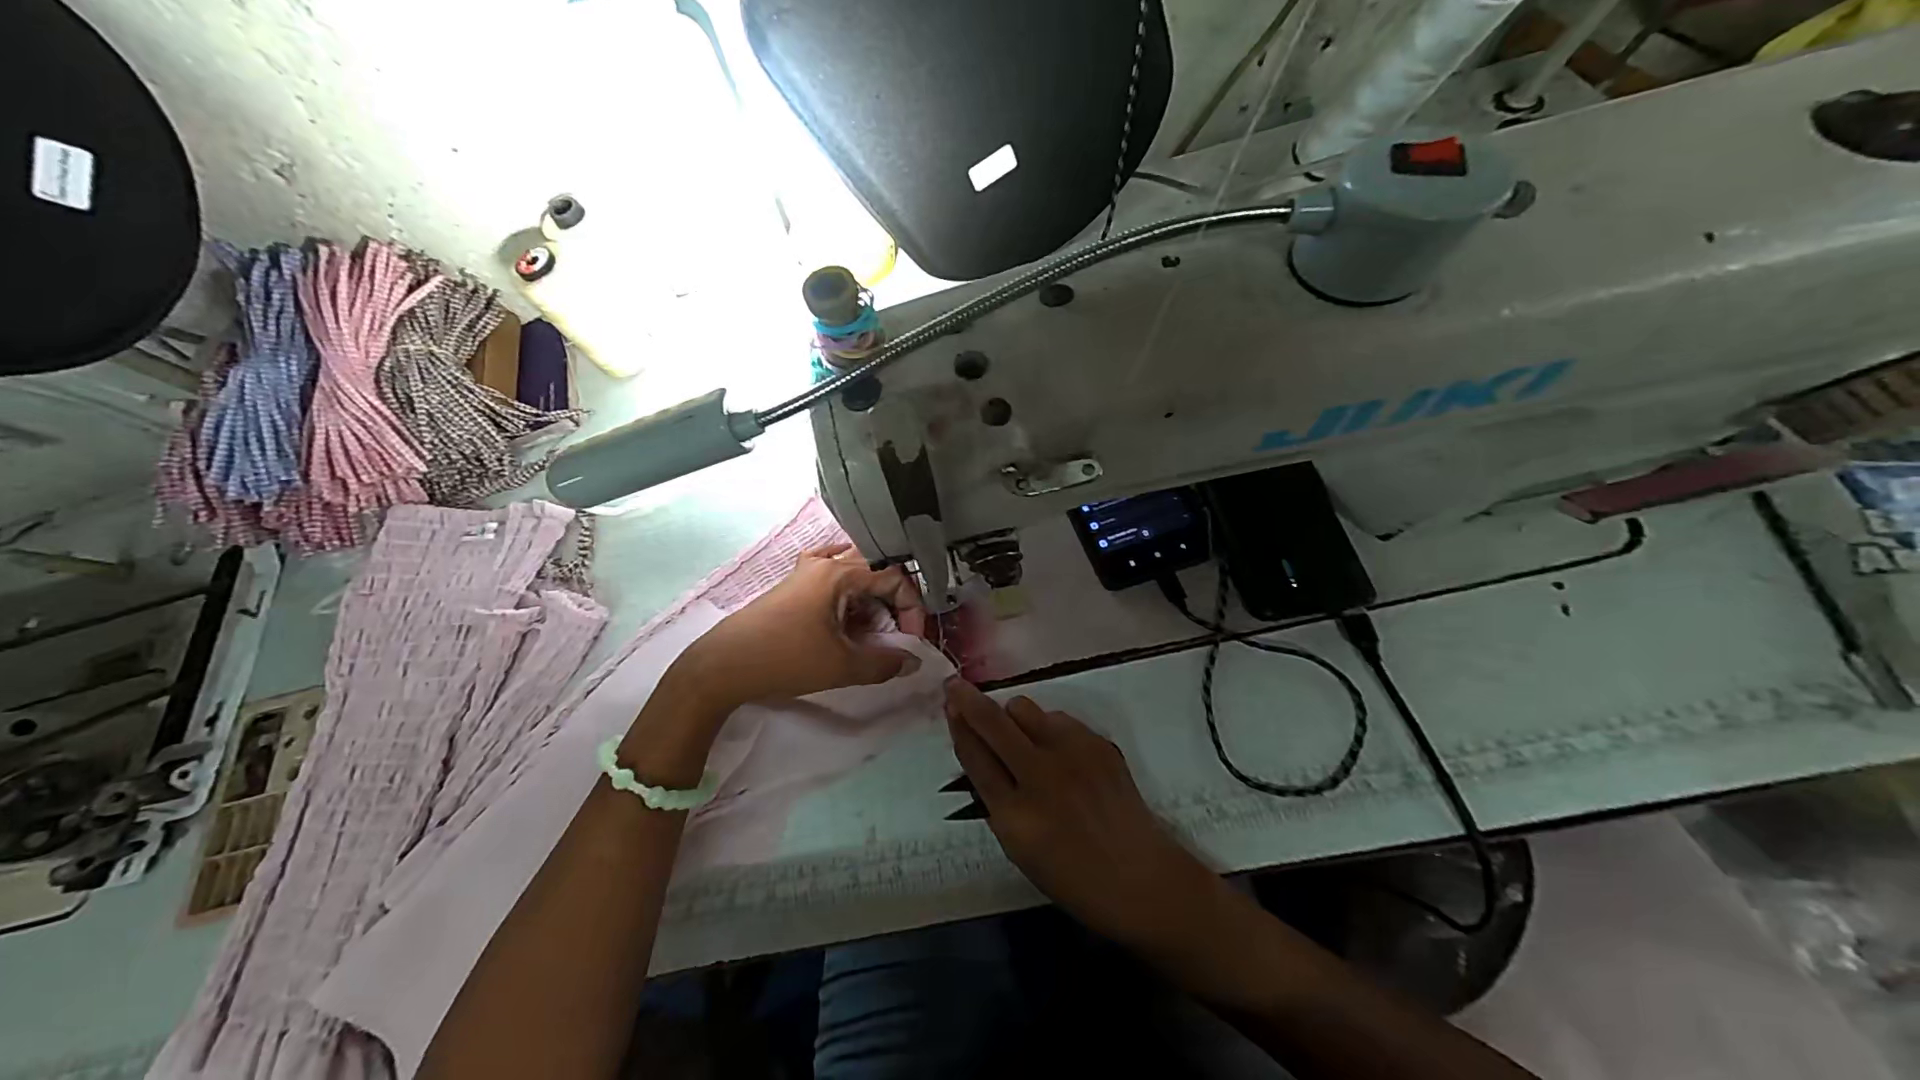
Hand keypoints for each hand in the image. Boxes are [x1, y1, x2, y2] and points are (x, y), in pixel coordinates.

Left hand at [670, 543, 926, 716]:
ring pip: (855, 577)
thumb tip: (912, 662)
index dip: (912, 608)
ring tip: (868, 637)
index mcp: (839, 573)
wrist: (721, 667)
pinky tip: (848, 618)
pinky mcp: (792, 587)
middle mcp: (823, 563)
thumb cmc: (784, 659)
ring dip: (871, 605)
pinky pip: (832, 581)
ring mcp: (805, 572)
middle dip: (893, 605)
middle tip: (892, 636)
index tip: (910, 640)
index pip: (895, 577)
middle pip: (877, 572)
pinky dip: (848, 599)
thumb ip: (885, 663)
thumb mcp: (842, 666)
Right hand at [943, 678, 1225, 948]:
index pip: (975, 757)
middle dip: (970, 701)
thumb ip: (997, 801)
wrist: (1141, 878)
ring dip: (1012, 716)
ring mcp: (1073, 755)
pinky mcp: (1099, 744)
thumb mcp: (1019, 849)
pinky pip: (1059, 719)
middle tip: (956, 686)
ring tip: (1017, 734)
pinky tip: (1055, 750)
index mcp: (1015, 814)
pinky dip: (1047, 727)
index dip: (958, 727)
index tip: (949, 704)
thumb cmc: (1074, 878)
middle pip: (994, 723)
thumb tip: (981, 756)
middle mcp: (1041, 776)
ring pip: (1026, 709)